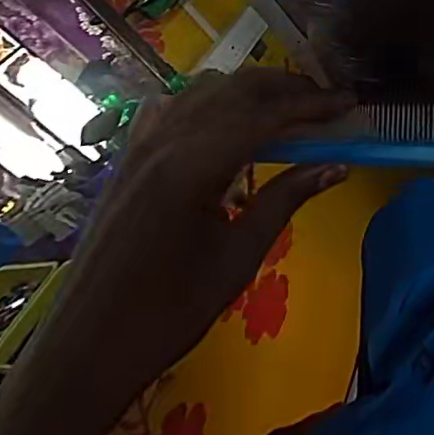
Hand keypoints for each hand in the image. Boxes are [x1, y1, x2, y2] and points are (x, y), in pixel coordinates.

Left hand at [0, 69, 353, 434]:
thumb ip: (286, 199)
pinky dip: (208, 100)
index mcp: (195, 163)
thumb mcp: (239, 257)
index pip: (266, 114)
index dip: (312, 104)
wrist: (86, 347)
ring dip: (249, 89)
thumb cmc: (169, 311)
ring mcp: (142, 142)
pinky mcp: (130, 154)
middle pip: (237, 88)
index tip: (347, 101)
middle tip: (324, 100)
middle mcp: (167, 138)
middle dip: (286, 86)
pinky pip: (173, 105)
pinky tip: (222, 119)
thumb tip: (337, 166)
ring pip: (204, 89)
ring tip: (284, 107)